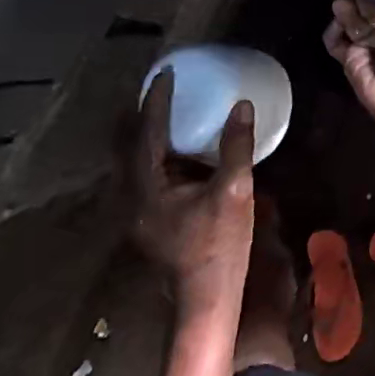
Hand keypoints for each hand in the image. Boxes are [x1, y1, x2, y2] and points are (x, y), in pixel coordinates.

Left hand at [132, 69, 256, 308]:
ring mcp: (140, 213)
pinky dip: (160, 155)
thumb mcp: (233, 192)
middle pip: (132, 145)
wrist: (206, 302)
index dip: (157, 100)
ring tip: (168, 111)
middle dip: (144, 115)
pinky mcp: (152, 222)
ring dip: (151, 135)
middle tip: (161, 89)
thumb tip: (242, 106)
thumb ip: (236, 147)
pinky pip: (149, 175)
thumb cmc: (217, 247)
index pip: (148, 131)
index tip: (165, 73)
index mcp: (148, 186)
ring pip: (138, 162)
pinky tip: (179, 151)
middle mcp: (135, 197)